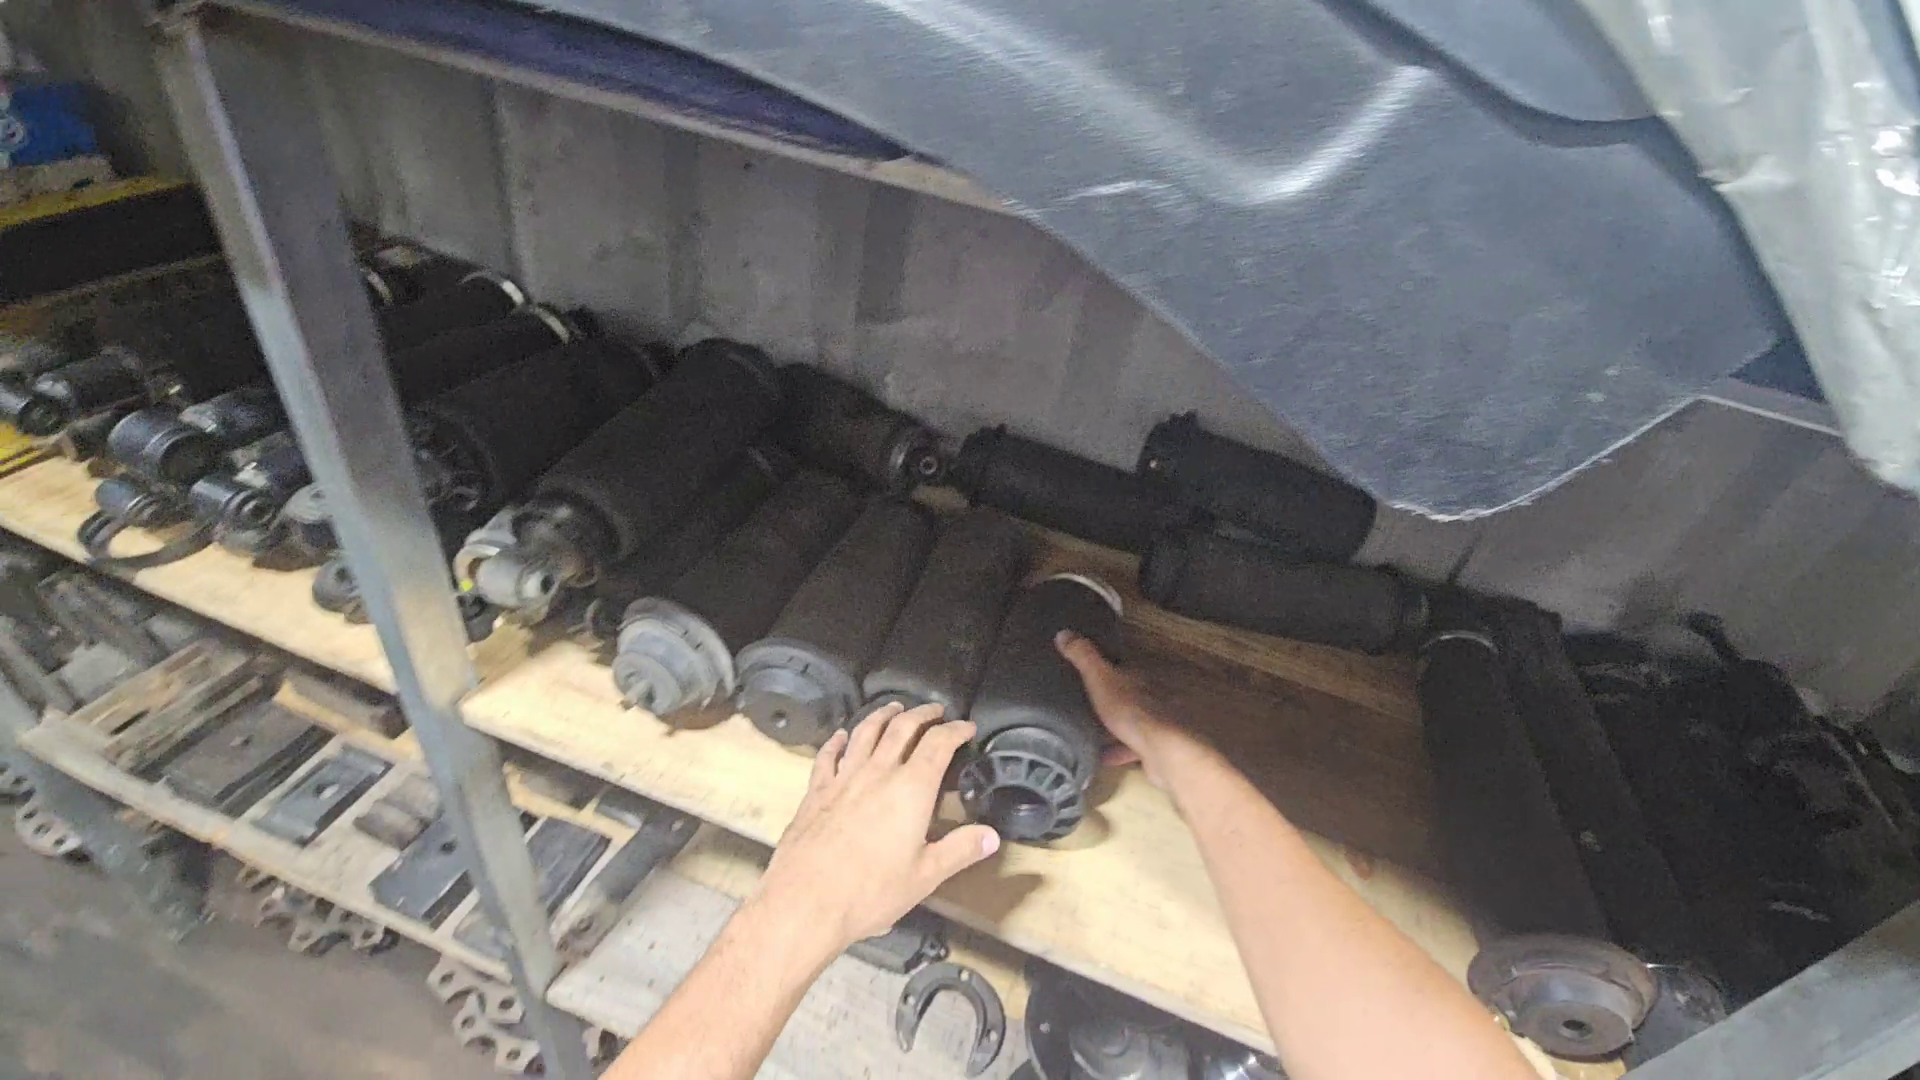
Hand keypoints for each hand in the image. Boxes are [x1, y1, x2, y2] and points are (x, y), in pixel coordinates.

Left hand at [755, 703, 1000, 950]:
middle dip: (922, 714)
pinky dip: (837, 741)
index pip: (938, 744)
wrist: (805, 901)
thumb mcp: (925, 876)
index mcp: (910, 789)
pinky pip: (828, 756)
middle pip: (902, 728)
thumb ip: (960, 851)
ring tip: (894, 707)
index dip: (955, 730)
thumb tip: (991, 835)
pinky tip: (840, 736)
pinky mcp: (816, 791)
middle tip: (935, 710)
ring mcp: (843, 779)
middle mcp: (878, 773)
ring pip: (866, 732)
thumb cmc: (869, 892)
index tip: (966, 726)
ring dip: (882, 715)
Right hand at [1055, 629, 1223, 793]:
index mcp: (1142, 674)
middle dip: (1114, 697)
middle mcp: (1155, 694)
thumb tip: (1063, 632)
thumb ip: (1084, 656)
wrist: (1164, 751)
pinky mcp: (1159, 747)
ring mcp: (1159, 722)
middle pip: (1131, 692)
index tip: (1091, 672)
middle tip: (1088, 702)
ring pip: (1135, 720)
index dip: (1108, 667)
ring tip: (1092, 731)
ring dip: (1117, 726)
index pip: (1125, 665)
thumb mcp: (1100, 678)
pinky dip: (1120, 750)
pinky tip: (1103, 757)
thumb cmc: (1131, 709)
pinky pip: (1135, 746)